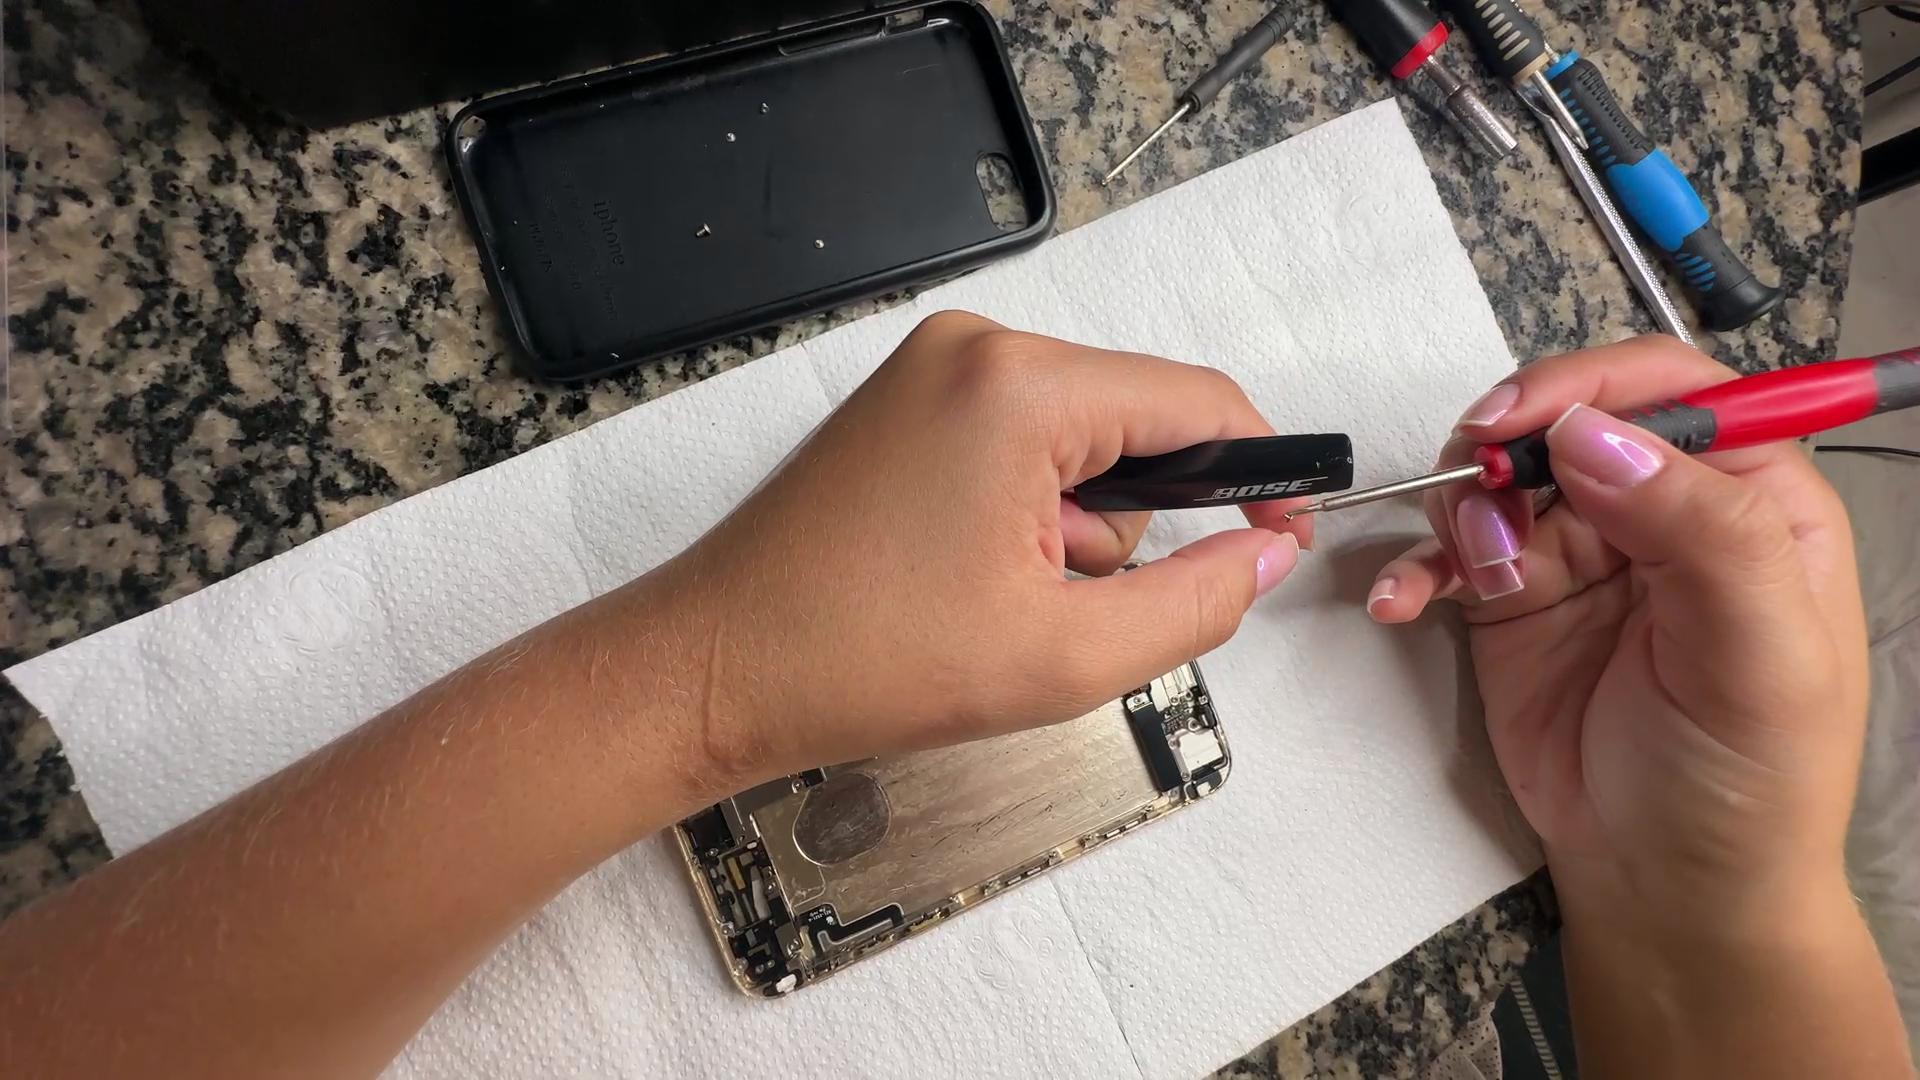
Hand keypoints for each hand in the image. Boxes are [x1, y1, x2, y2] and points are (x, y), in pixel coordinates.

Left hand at [640, 310, 1311, 792]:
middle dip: (1129, 521)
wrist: (720, 666)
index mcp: (1019, 386)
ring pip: (1073, 441)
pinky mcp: (905, 404)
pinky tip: (964, 569)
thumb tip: (1265, 555)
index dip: (1257, 469)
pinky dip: (1022, 509)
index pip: (1196, 401)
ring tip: (998, 595)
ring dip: (1067, 527)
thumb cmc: (870, 662)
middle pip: (1131, 421)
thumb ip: (1196, 603)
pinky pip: (1014, 443)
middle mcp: (974, 351)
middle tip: (1069, 602)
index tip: (1277, 533)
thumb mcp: (1067, 655)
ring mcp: (930, 370)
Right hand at [1366, 338, 1868, 935]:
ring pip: (1486, 483)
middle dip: (1500, 457)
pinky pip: (1439, 557)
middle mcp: (1646, 513)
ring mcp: (1565, 553)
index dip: (1586, 385)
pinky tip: (1403, 604)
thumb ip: (1699, 532)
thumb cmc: (1739, 770)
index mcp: (1743, 503)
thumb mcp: (1757, 657)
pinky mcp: (1500, 597)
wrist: (1653, 862)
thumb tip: (1590, 437)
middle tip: (1478, 515)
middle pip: (1553, 428)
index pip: (1668, 391)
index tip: (1511, 423)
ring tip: (1469, 580)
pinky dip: (1410, 572)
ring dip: (1455, 516)